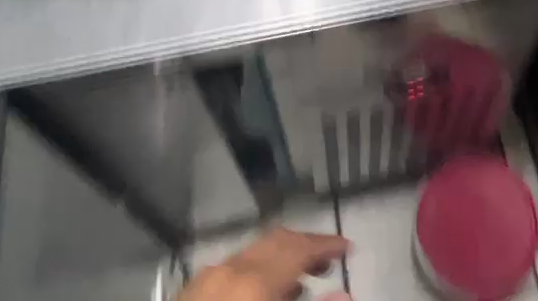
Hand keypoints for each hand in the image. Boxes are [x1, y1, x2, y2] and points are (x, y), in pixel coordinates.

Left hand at [178, 227, 350, 300]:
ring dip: (281, 260)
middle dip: (305, 247)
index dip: (327, 245)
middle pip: (276, 242)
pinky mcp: (189, 293)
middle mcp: (229, 269)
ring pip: (252, 254)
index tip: (349, 249)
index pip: (299, 248)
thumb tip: (346, 294)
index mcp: (254, 281)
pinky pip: (232, 271)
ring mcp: (205, 279)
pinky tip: (264, 297)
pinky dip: (256, 274)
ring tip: (303, 285)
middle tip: (330, 264)